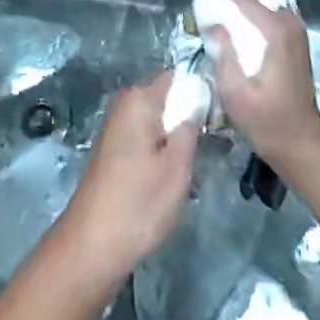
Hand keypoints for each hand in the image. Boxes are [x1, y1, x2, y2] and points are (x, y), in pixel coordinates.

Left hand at [61, 70, 201, 271]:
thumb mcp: (177, 166)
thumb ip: (191, 124)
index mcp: (139, 99)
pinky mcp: (118, 147)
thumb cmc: (140, 202)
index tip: (225, 112)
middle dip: (193, 118)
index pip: (178, 76)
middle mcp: (126, 104)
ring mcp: (119, 126)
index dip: (203, 89)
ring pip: (162, 121)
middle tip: (217, 145)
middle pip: (170, 98)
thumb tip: (201, 90)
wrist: (94, 242)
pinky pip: (150, 137)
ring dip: (180, 140)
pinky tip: (176, 177)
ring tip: (198, 166)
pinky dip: (165, 152)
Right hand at [206, 0, 319, 162]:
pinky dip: (264, 12)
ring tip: (229, 3)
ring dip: (254, 0)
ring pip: (275, 5)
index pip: (249, 1)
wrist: (302, 145)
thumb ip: (223, 55)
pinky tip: (248, 22)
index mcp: (276, 35)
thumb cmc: (266, 121)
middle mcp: (291, 29)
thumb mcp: (235, 93)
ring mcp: (298, 38)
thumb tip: (213, 23)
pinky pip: (280, 17)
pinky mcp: (298, 48)